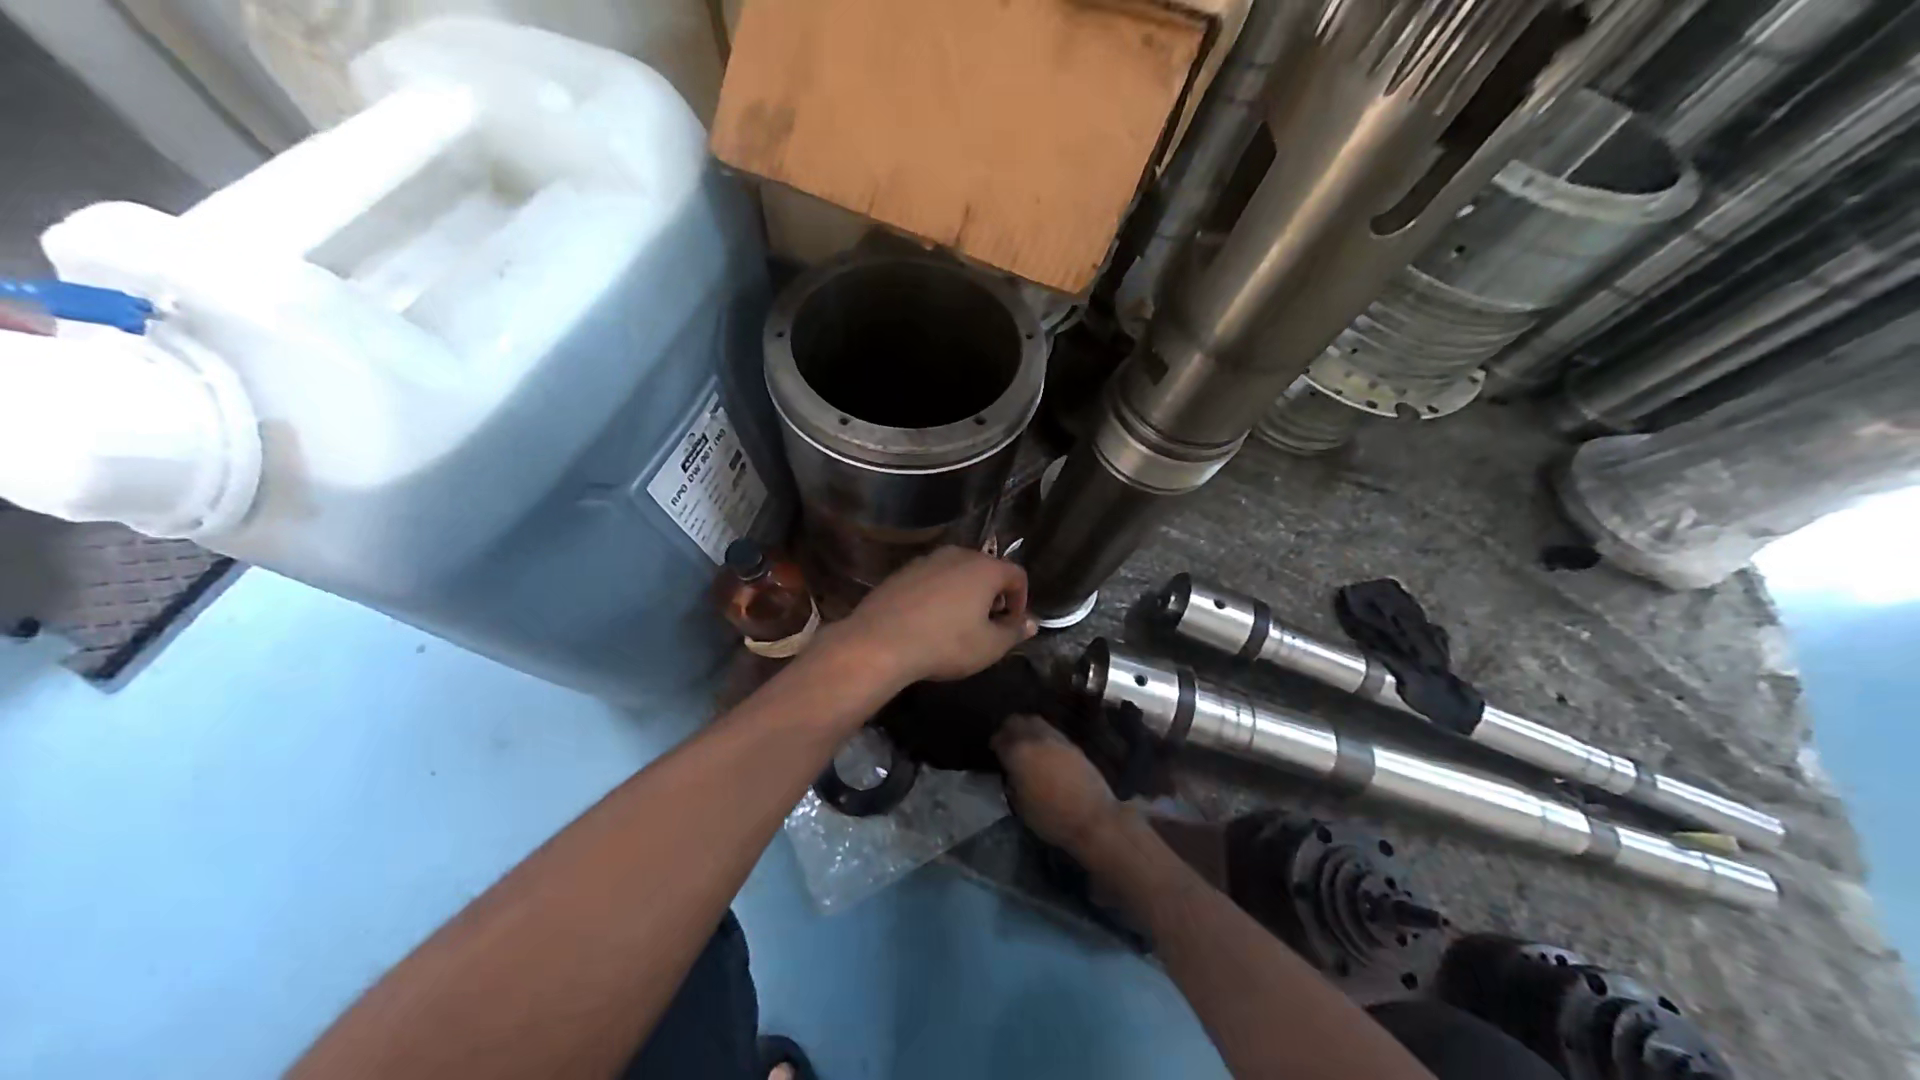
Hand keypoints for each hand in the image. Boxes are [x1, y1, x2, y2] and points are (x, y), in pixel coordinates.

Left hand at [827, 546, 1034, 687]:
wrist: (880, 642)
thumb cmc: (945, 644)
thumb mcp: (989, 646)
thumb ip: (1014, 632)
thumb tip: (1031, 623)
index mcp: (985, 568)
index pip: (1017, 575)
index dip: (1021, 601)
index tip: (1012, 626)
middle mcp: (957, 555)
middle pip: (986, 570)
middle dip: (993, 595)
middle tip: (987, 625)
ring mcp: (926, 560)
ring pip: (957, 573)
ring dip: (964, 594)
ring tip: (957, 624)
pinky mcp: (902, 572)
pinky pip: (932, 580)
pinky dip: (938, 595)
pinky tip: (928, 621)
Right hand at [992, 714, 1125, 856]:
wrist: (1094, 818)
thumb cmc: (1052, 818)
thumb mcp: (1021, 806)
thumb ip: (1012, 782)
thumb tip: (1012, 773)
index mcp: (1019, 753)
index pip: (999, 739)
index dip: (994, 744)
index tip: (993, 750)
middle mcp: (1036, 739)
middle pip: (1016, 721)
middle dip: (1008, 729)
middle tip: (1006, 742)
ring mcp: (1056, 738)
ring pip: (1035, 721)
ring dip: (1026, 728)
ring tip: (1025, 743)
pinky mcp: (1072, 744)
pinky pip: (1050, 730)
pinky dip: (1041, 734)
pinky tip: (1043, 748)